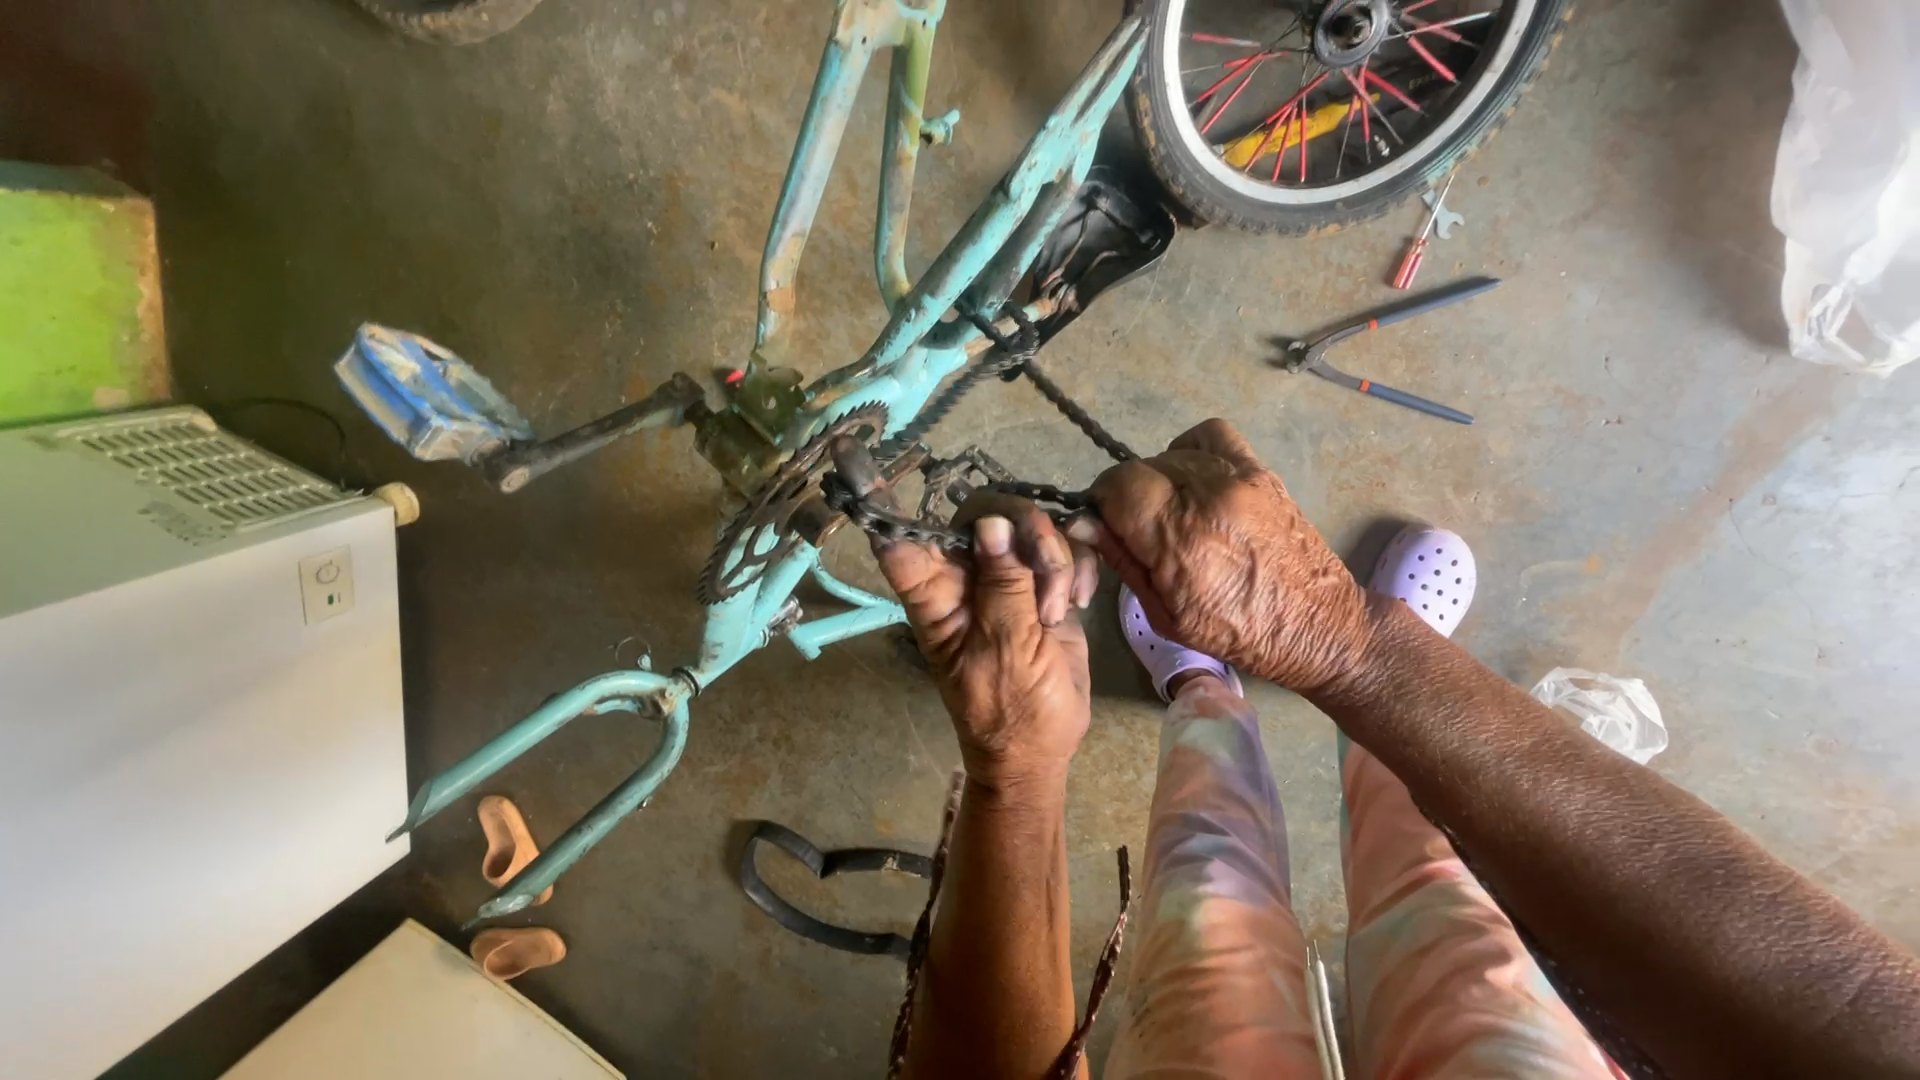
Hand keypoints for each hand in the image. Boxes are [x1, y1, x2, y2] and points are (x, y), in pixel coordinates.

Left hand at [850, 470, 1096, 785]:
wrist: (1043, 745)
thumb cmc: (1009, 711)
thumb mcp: (1005, 653)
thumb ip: (1002, 588)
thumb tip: (993, 526)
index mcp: (935, 596)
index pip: (897, 538)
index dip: (871, 494)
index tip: (845, 451)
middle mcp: (964, 575)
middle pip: (981, 513)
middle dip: (1024, 533)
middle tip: (1048, 578)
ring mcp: (1006, 575)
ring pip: (1028, 525)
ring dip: (1055, 560)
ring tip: (1060, 611)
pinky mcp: (1042, 580)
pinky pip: (1061, 545)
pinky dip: (1076, 567)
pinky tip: (1078, 603)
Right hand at [1080, 418, 1370, 691]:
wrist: (1316, 625)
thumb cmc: (1234, 633)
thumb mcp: (1164, 613)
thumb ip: (1122, 560)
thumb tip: (1081, 521)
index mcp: (1178, 539)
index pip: (1115, 485)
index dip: (1101, 503)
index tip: (1107, 525)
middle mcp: (1206, 497)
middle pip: (1138, 467)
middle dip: (1127, 495)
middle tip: (1139, 529)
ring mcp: (1238, 477)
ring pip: (1170, 453)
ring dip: (1158, 479)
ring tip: (1171, 510)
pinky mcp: (1260, 470)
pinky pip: (1210, 436)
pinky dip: (1190, 451)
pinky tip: (1193, 480)